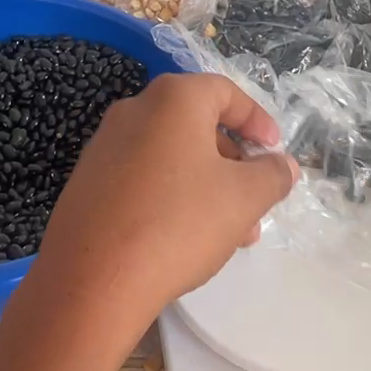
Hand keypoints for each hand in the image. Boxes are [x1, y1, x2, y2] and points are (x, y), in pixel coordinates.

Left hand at [29, 73, 296, 325]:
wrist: (92, 278)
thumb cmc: (178, 223)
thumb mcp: (243, 199)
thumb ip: (272, 175)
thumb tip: (283, 164)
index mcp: (172, 99)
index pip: (225, 92)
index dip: (257, 120)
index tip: (275, 153)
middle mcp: (134, 111)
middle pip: (197, 125)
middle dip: (234, 164)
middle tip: (256, 202)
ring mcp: (104, 146)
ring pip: (171, 157)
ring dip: (207, 187)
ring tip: (231, 234)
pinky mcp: (88, 181)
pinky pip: (142, 178)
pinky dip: (171, 197)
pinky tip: (185, 240)